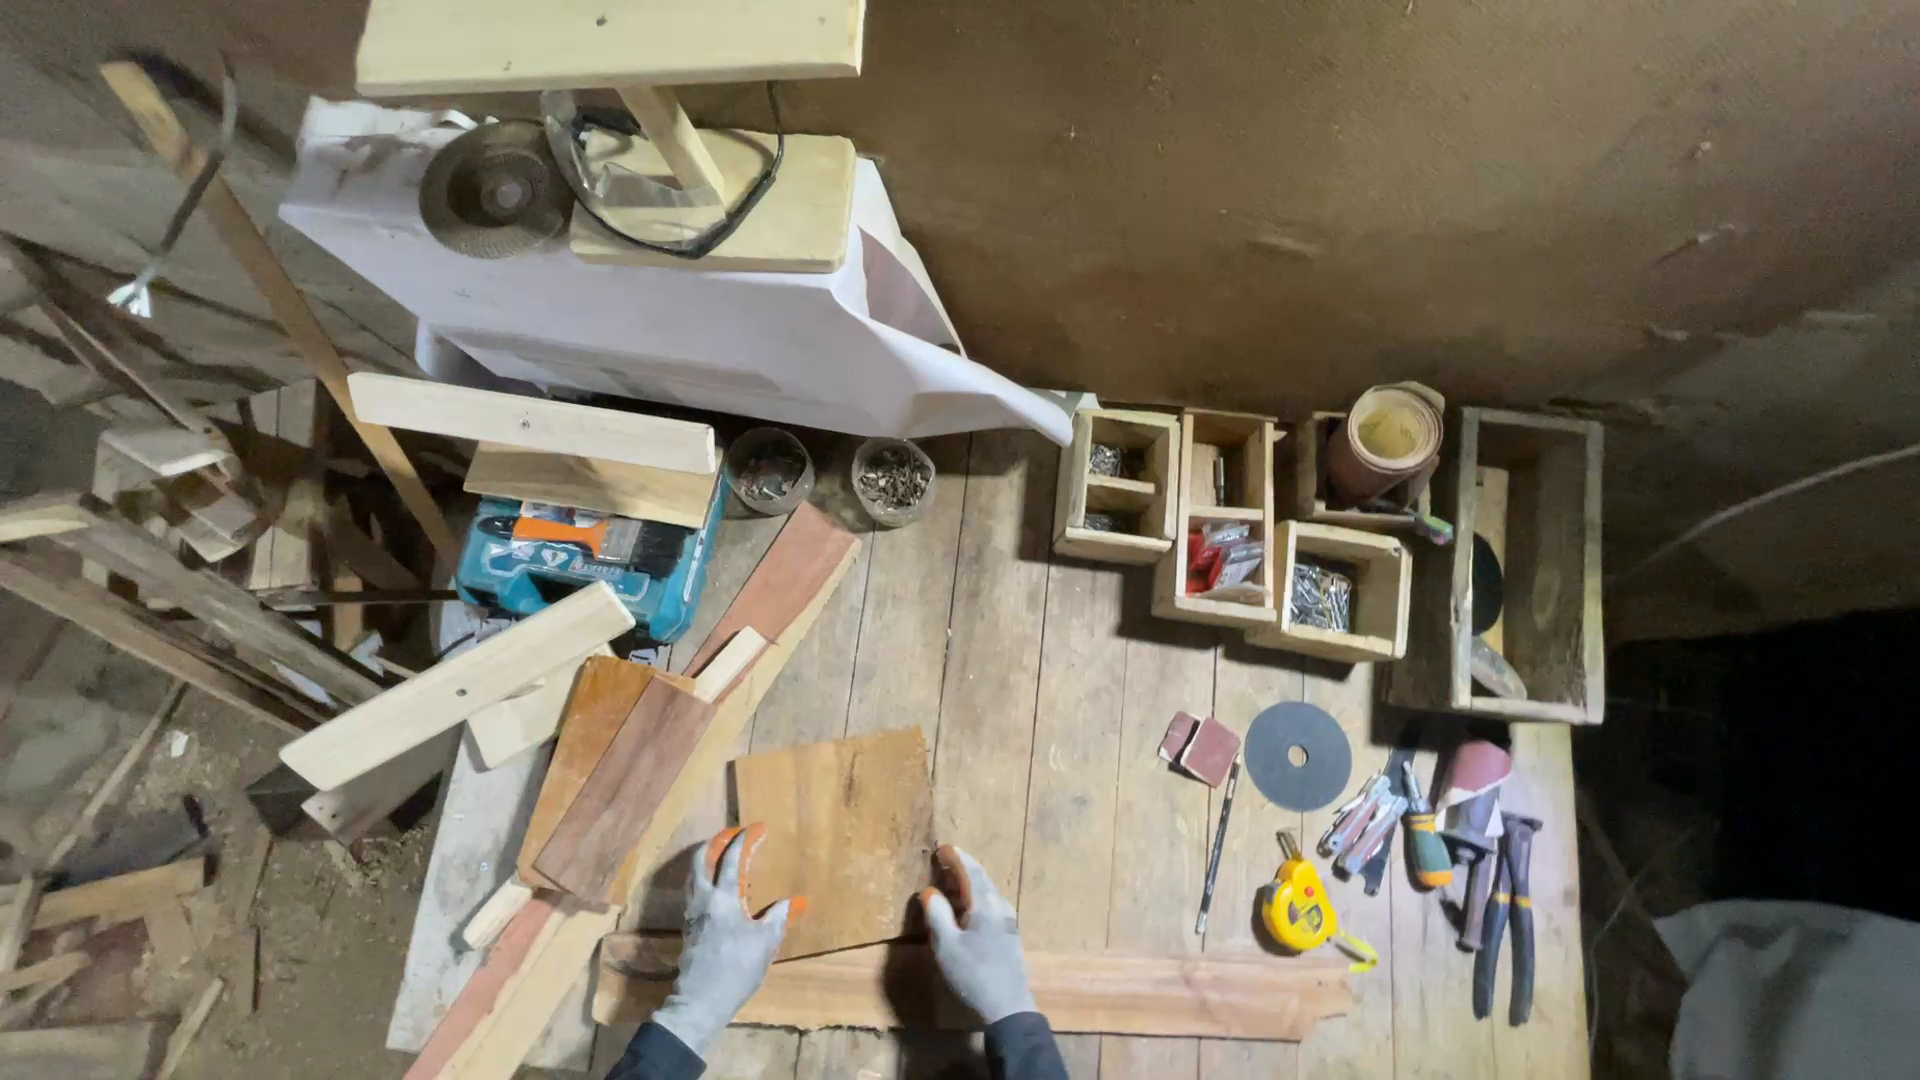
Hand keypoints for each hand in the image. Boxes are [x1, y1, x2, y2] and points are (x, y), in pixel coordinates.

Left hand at [651, 825, 797, 1055]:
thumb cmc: (736, 969)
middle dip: (716, 842)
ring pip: (693, 874)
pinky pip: (693, 889)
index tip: (758, 829)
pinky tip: (714, 884)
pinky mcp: (687, 926)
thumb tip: (786, 903)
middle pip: (702, 859)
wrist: (699, 1002)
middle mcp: (703, 899)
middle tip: (731, 834)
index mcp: (723, 898)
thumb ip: (777, 918)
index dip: (745, 840)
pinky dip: (702, 877)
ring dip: (706, 858)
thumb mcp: (765, 943)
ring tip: (721, 854)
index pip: (732, 859)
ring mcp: (692, 913)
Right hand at [917, 845, 1037, 1023]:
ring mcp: (1008, 919)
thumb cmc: (974, 974)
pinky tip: (965, 908)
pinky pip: (991, 904)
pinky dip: (976, 897)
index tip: (943, 847)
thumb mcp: (947, 946)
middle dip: (963, 867)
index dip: (956, 857)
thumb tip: (930, 891)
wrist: (1009, 1008)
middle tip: (944, 860)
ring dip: (969, 883)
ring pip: (987, 891)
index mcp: (986, 903)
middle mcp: (1000, 905)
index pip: (971, 870)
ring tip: (950, 882)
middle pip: (981, 877)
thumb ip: (937, 914)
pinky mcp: (1009, 933)